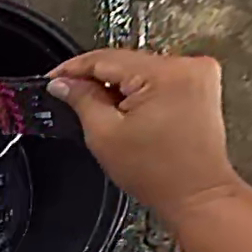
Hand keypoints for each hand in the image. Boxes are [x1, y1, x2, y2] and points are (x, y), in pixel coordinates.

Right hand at [48, 49, 247, 218]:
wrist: (195, 192)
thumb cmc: (158, 171)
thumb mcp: (103, 133)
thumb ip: (81, 100)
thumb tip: (63, 83)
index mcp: (165, 74)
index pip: (105, 58)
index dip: (72, 69)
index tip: (52, 79)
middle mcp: (188, 66)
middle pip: (123, 62)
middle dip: (92, 79)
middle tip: (65, 96)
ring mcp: (198, 74)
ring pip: (138, 71)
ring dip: (112, 86)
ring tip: (95, 111)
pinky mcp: (199, 86)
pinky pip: (155, 79)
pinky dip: (133, 92)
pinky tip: (121, 112)